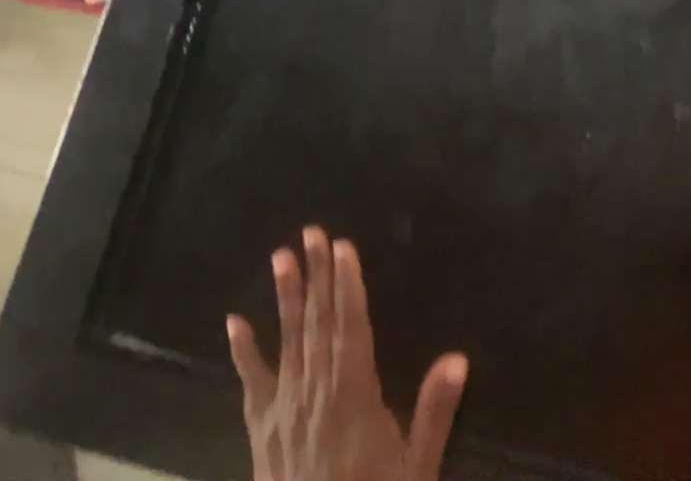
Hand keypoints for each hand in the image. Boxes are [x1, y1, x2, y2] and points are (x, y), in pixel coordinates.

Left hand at [227, 227, 468, 480]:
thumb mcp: (415, 466)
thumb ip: (434, 413)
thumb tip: (457, 358)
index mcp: (353, 398)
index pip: (350, 329)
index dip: (348, 286)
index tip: (343, 247)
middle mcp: (314, 394)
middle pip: (317, 325)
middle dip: (317, 276)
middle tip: (312, 232)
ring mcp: (283, 411)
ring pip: (287, 343)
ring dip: (285, 299)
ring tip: (281, 256)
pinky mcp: (262, 430)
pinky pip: (252, 384)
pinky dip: (242, 352)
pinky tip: (233, 322)